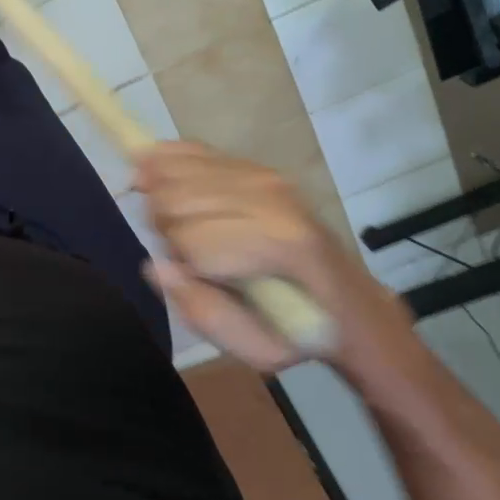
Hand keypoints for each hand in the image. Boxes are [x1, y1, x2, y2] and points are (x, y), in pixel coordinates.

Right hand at [133, 142, 415, 374]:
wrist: (347, 302)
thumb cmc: (300, 332)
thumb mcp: (257, 350)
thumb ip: (204, 313)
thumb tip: (157, 267)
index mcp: (279, 245)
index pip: (192, 236)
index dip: (181, 260)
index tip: (193, 278)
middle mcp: (271, 198)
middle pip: (176, 197)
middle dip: (163, 225)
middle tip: (180, 251)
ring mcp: (262, 174)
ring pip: (177, 170)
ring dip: (160, 198)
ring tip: (174, 223)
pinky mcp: (252, 165)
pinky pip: (190, 149)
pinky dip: (164, 161)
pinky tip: (152, 175)